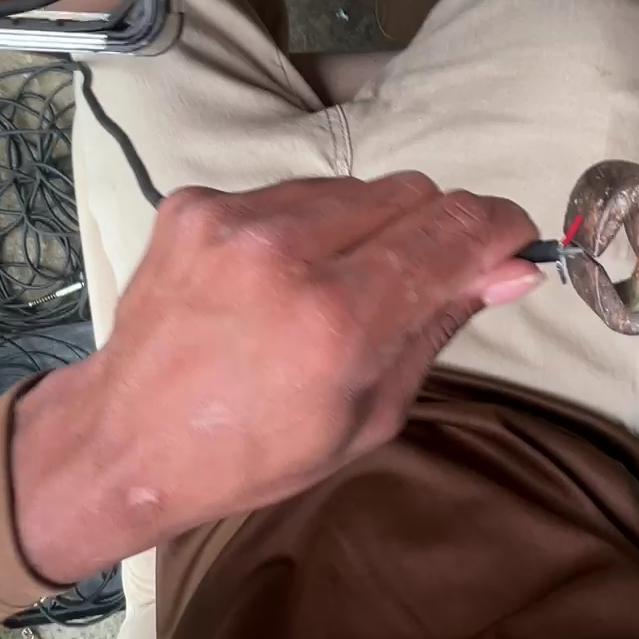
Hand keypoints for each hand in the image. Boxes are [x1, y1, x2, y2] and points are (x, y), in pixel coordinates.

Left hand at [11, 174, 542, 581]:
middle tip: (418, 277)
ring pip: (353, 186)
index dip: (500, 226)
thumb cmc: (256, 453)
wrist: (126, 439)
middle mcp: (284, 248)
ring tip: (335, 280)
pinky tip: (278, 273)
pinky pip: (290, 192)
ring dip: (369, 225)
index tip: (513, 239)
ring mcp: (231, 216)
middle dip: (435, 228)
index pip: (454, 229)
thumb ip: (439, 325)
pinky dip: (307, 225)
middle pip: (411, 190)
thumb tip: (512, 268)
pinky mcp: (194, 202)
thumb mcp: (369, 415)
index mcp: (336, 319)